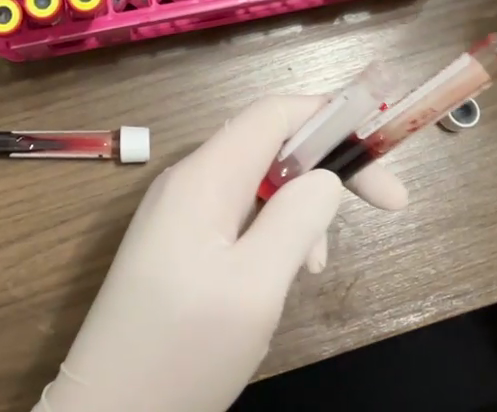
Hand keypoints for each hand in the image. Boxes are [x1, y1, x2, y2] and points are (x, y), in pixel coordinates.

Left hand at [35, 95, 408, 411]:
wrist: (107, 408)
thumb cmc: (184, 347)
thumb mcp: (254, 287)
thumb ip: (295, 222)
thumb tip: (325, 177)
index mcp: (204, 177)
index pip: (272, 114)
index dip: (330, 119)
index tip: (382, 153)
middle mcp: (188, 181)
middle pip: (267, 146)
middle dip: (326, 169)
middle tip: (389, 206)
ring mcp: (177, 212)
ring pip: (254, 184)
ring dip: (299, 209)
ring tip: (314, 267)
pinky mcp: (175, 244)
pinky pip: (234, 215)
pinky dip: (271, 232)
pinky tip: (281, 274)